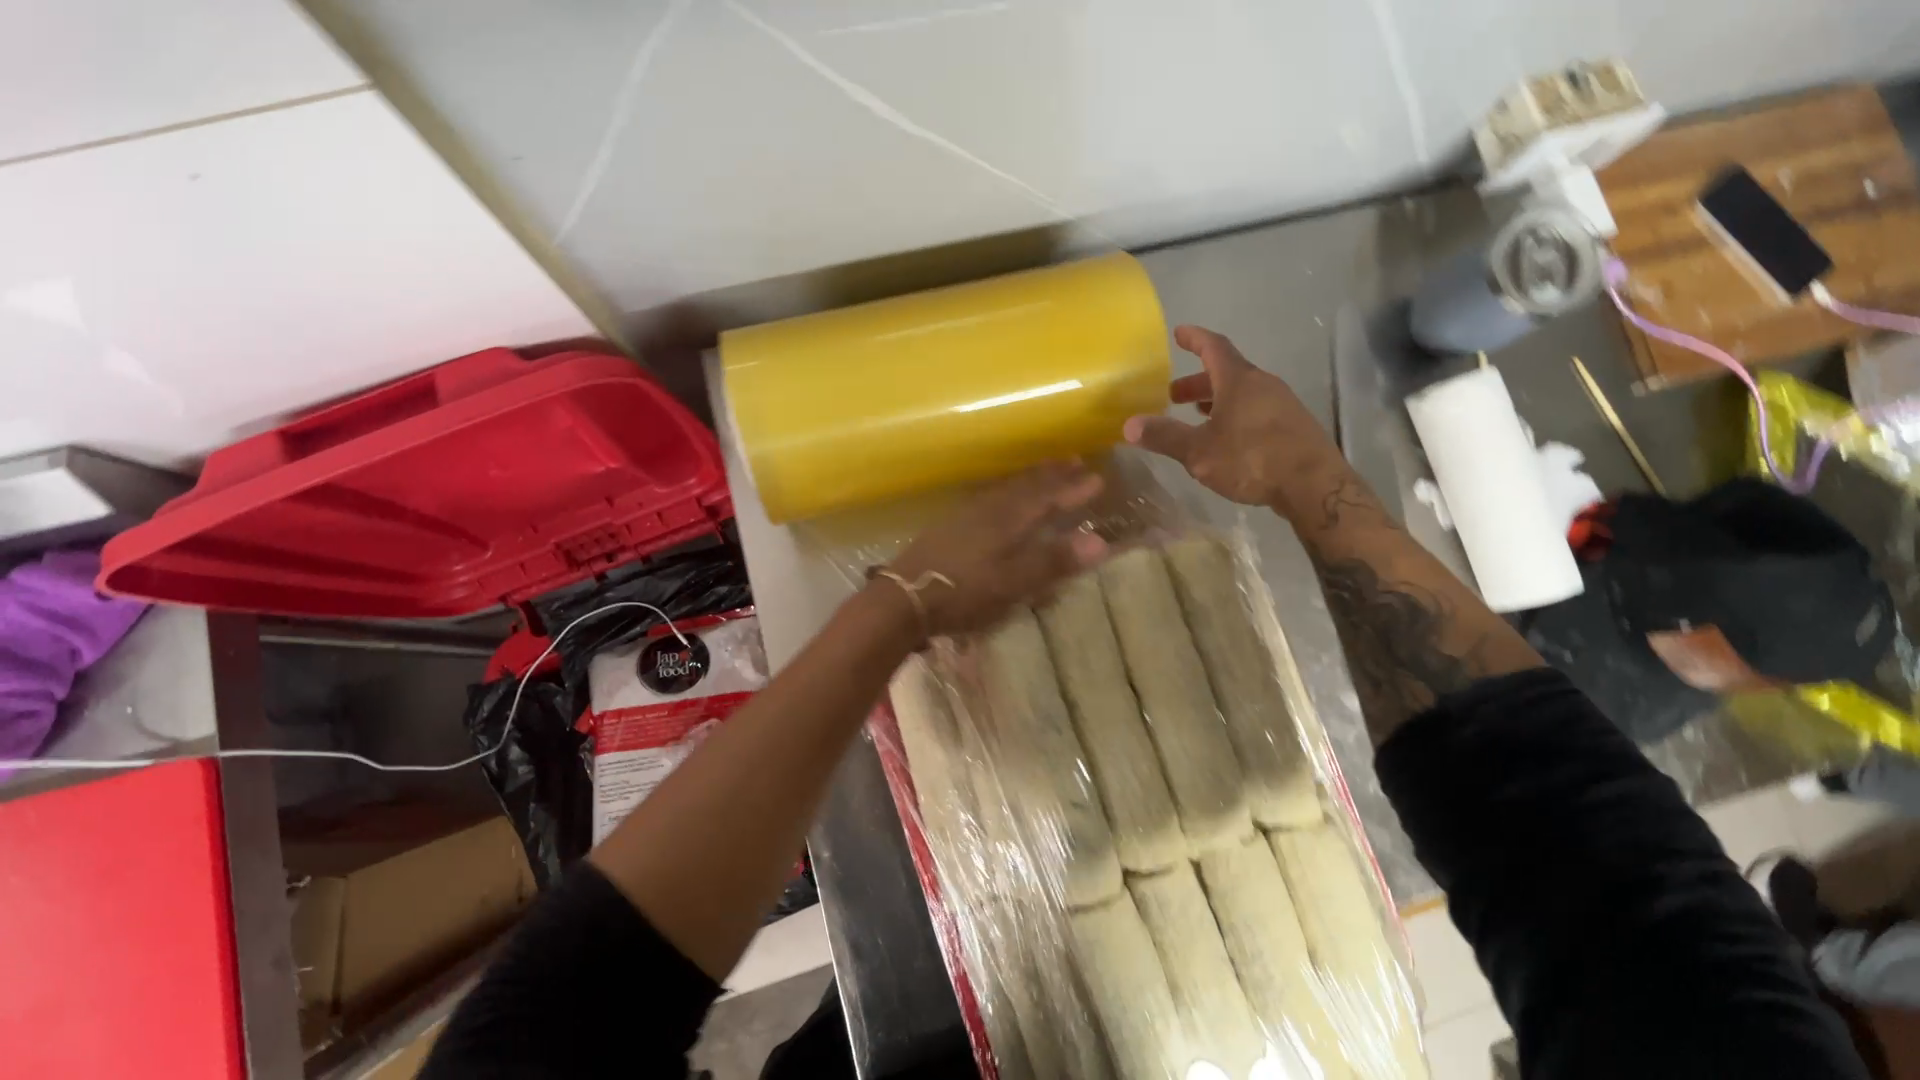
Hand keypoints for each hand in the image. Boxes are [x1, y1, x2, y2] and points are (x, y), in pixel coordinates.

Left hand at [884, 463, 1108, 636]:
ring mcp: (966, 515)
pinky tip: (1000, 498)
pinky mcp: (949, 525)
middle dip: (1053, 475)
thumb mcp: (1013, 583)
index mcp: (1008, 519)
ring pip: (1006, 488)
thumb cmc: (963, 592)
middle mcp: (989, 509)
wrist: (903, 596)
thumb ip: (1053, 561)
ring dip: (1029, 479)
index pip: (1048, 497)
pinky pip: (989, 496)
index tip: (1098, 478)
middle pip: (1026, 486)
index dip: (1073, 490)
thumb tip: (1101, 542)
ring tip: (1045, 472)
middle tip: (1076, 461)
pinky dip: (1007, 490)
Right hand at [1123, 324, 1341, 511]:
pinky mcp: (1293, 427)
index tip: (1179, 333)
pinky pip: (1257, 410)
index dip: (1195, 339)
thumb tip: (1129, 425)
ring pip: (1243, 393)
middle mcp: (1263, 384)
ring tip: (1197, 417)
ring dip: (1217, 400)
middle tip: (1174, 396)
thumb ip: (1165, 436)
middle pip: (1227, 373)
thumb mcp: (1199, 451)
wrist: (1313, 485)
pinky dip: (1236, 415)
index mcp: (1239, 381)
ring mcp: (1282, 404)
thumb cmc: (1252, 459)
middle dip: (1198, 382)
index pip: (1213, 347)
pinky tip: (1228, 439)